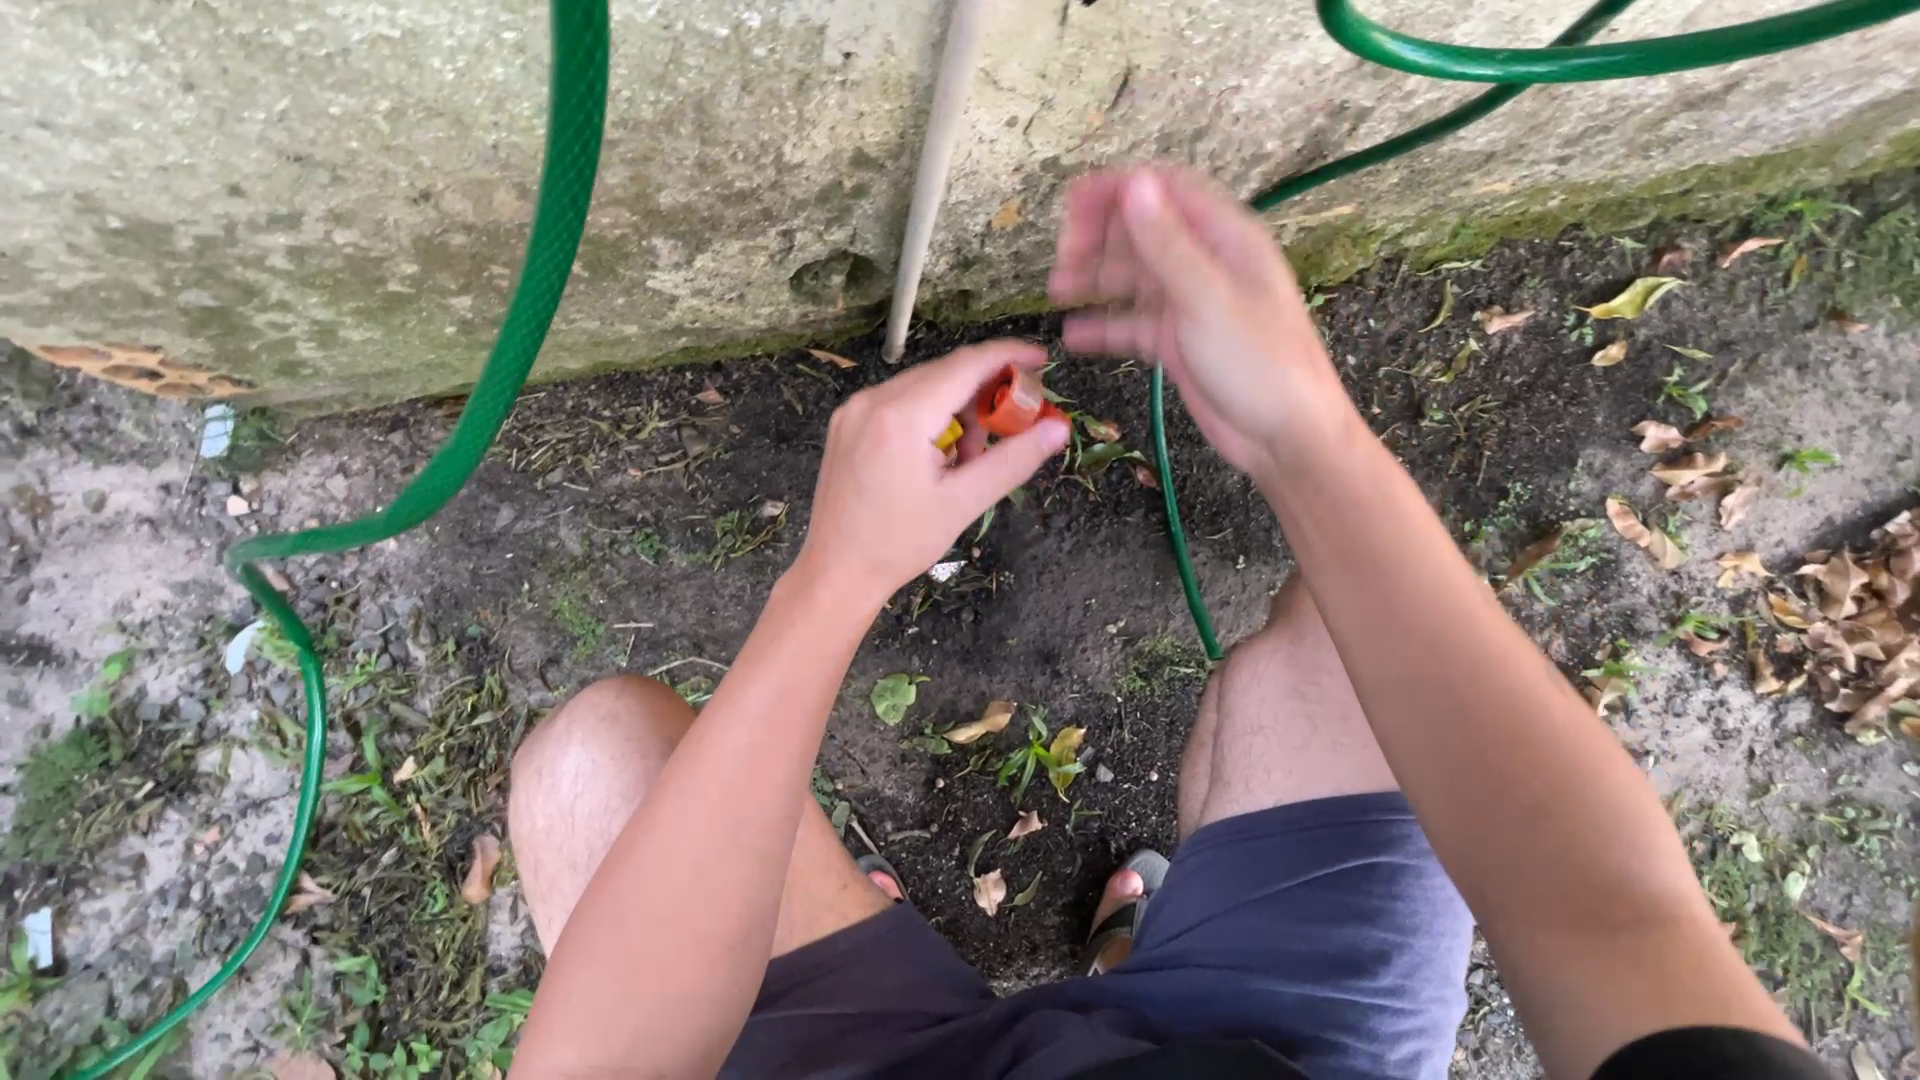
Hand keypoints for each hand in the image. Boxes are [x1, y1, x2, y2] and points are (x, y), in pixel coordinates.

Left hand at [794, 340, 1069, 607]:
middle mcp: (872, 400)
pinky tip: (937, 457)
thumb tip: (1058, 430)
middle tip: (1010, 430)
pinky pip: (900, 402)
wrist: (837, 570)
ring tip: (964, 462)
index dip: (1008, 356)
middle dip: (984, 395)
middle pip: (945, 373)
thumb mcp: (963, 503)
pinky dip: (929, 417)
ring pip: (924, 387)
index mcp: (900, 417)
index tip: (1041, 360)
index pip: (965, 365)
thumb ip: (1013, 460)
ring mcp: (854, 409)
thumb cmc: (899, 543)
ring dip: (957, 410)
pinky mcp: (847, 422)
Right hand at [1048, 166, 1358, 479]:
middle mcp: (1205, 265)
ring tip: (1058, 291)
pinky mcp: (1176, 342)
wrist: (1283, 435)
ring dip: (1095, 281)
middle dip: (1100, 239)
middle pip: (1142, 234)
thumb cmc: (1262, 364)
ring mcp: (1189, 305)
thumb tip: (1135, 185)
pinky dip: (1104, 326)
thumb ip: (1168, 244)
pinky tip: (1074, 335)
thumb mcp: (1208, 299)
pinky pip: (1132, 324)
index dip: (1119, 192)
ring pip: (1132, 280)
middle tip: (1063, 259)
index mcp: (1225, 239)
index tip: (1073, 204)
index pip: (1165, 192)